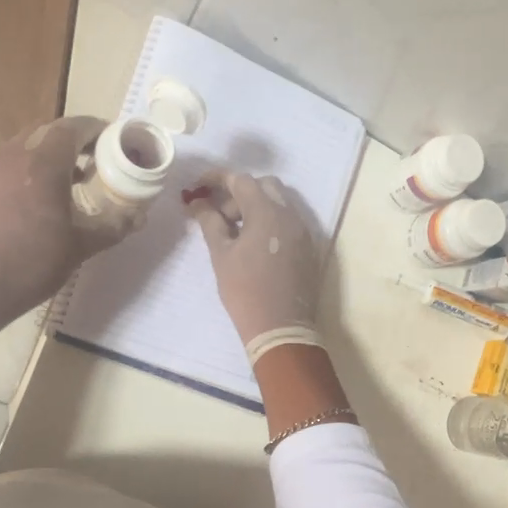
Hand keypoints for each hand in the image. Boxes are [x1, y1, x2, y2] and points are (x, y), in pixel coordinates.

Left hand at [0, 115, 109, 359]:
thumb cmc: (28, 266)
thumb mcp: (79, 249)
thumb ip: (111, 227)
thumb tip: (138, 217)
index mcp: (43, 165)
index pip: (72, 128)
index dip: (94, 130)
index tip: (111, 142)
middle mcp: (11, 157)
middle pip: (45, 133)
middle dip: (72, 142)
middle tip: (92, 163)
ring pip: (22, 150)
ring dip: (47, 159)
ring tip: (65, 187)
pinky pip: (4, 170)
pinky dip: (25, 176)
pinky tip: (31, 207)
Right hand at [185, 173, 325, 356]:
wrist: (281, 328)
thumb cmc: (245, 292)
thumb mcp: (221, 255)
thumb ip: (210, 222)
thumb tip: (198, 203)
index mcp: (268, 212)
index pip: (241, 180)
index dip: (217, 179)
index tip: (199, 187)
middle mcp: (291, 215)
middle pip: (264, 186)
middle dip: (240, 194)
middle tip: (222, 216)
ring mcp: (304, 231)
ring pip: (280, 203)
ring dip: (257, 207)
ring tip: (238, 233)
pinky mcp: (309, 248)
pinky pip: (290, 222)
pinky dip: (272, 223)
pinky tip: (257, 246)